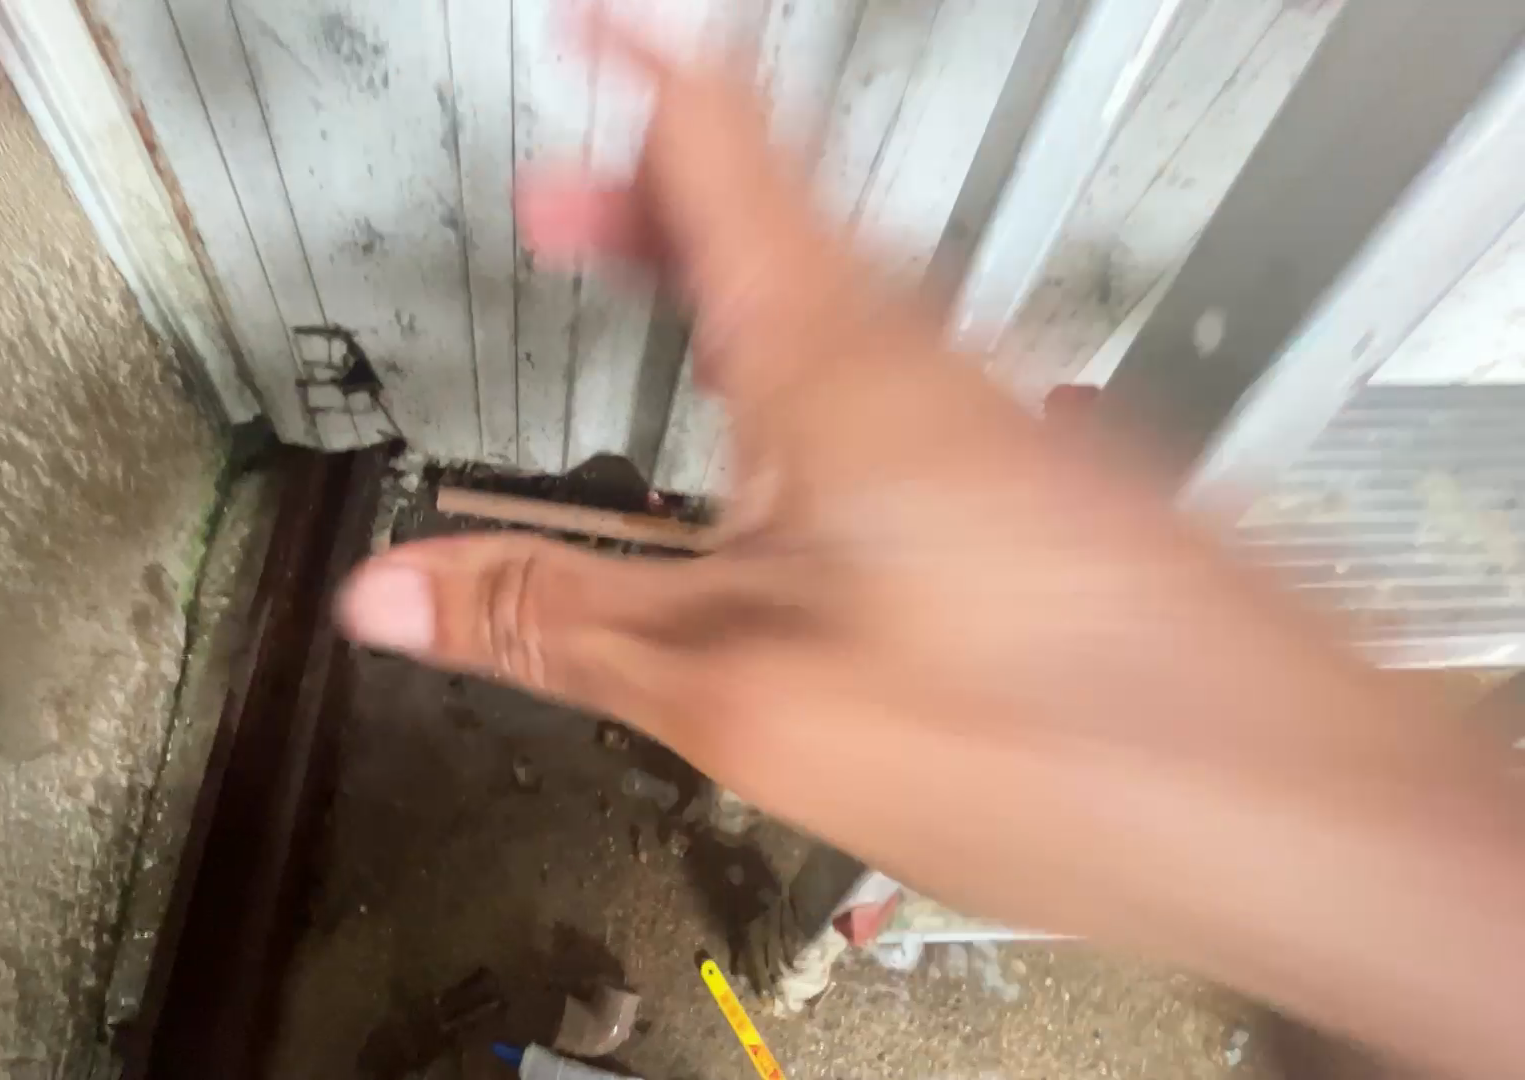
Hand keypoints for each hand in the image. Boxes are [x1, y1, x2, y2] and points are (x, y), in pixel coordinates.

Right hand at [336, 11, 1524, 1076]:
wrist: (1291, 816)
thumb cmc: (1043, 738)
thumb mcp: (733, 688)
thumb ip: (549, 622)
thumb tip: (397, 592)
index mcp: (833, 365)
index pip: (721, 146)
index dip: (638, 68)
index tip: (580, 23)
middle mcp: (918, 358)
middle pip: (763, 213)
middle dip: (646, 194)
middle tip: (559, 200)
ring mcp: (978, 410)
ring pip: (826, 291)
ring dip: (721, 275)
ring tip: (643, 280)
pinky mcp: (1017, 473)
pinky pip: (884, 368)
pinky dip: (797, 358)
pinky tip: (779, 424)